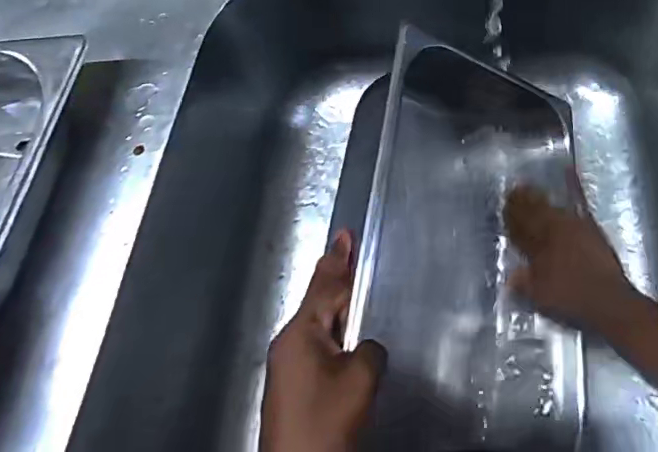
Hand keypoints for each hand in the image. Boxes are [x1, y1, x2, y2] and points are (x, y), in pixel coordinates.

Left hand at [262, 229, 386, 451]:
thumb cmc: (325, 424)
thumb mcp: (360, 379)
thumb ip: (371, 348)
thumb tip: (366, 346)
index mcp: (299, 333)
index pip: (325, 284)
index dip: (339, 258)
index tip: (345, 233)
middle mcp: (288, 344)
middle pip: (320, 302)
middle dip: (339, 280)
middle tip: (352, 251)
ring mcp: (286, 368)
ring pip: (319, 327)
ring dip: (338, 310)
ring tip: (355, 288)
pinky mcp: (292, 389)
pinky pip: (317, 348)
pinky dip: (334, 335)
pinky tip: (348, 336)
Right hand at [504, 180, 640, 333]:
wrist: (609, 301)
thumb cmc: (572, 300)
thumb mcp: (540, 296)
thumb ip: (522, 282)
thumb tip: (510, 275)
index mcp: (539, 243)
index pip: (520, 225)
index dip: (510, 216)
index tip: (503, 206)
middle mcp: (555, 228)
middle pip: (534, 211)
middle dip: (521, 202)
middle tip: (511, 191)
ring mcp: (574, 225)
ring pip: (551, 206)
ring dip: (538, 196)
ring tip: (528, 187)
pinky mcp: (591, 227)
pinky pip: (579, 200)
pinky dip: (573, 183)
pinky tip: (569, 168)